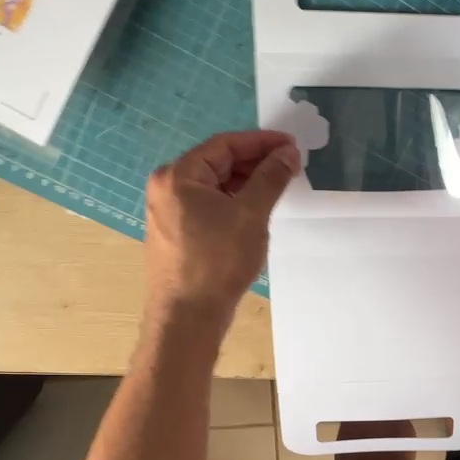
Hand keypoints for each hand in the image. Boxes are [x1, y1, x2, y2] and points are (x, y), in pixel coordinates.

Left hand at [143, 131, 298, 321]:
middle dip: (255, 162)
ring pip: (214, 186)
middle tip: (290, 166)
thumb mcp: (250, 215)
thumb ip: (270, 178)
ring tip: (278, 188)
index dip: (261, 142)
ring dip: (246, 183)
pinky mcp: (177, 234)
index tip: (292, 145)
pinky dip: (234, 202)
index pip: (225, 145)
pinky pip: (209, 206)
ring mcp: (169, 212)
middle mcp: (167, 188)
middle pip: (217, 163)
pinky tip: (255, 212)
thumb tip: (288, 153)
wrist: (188, 317)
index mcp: (179, 175)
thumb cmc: (217, 261)